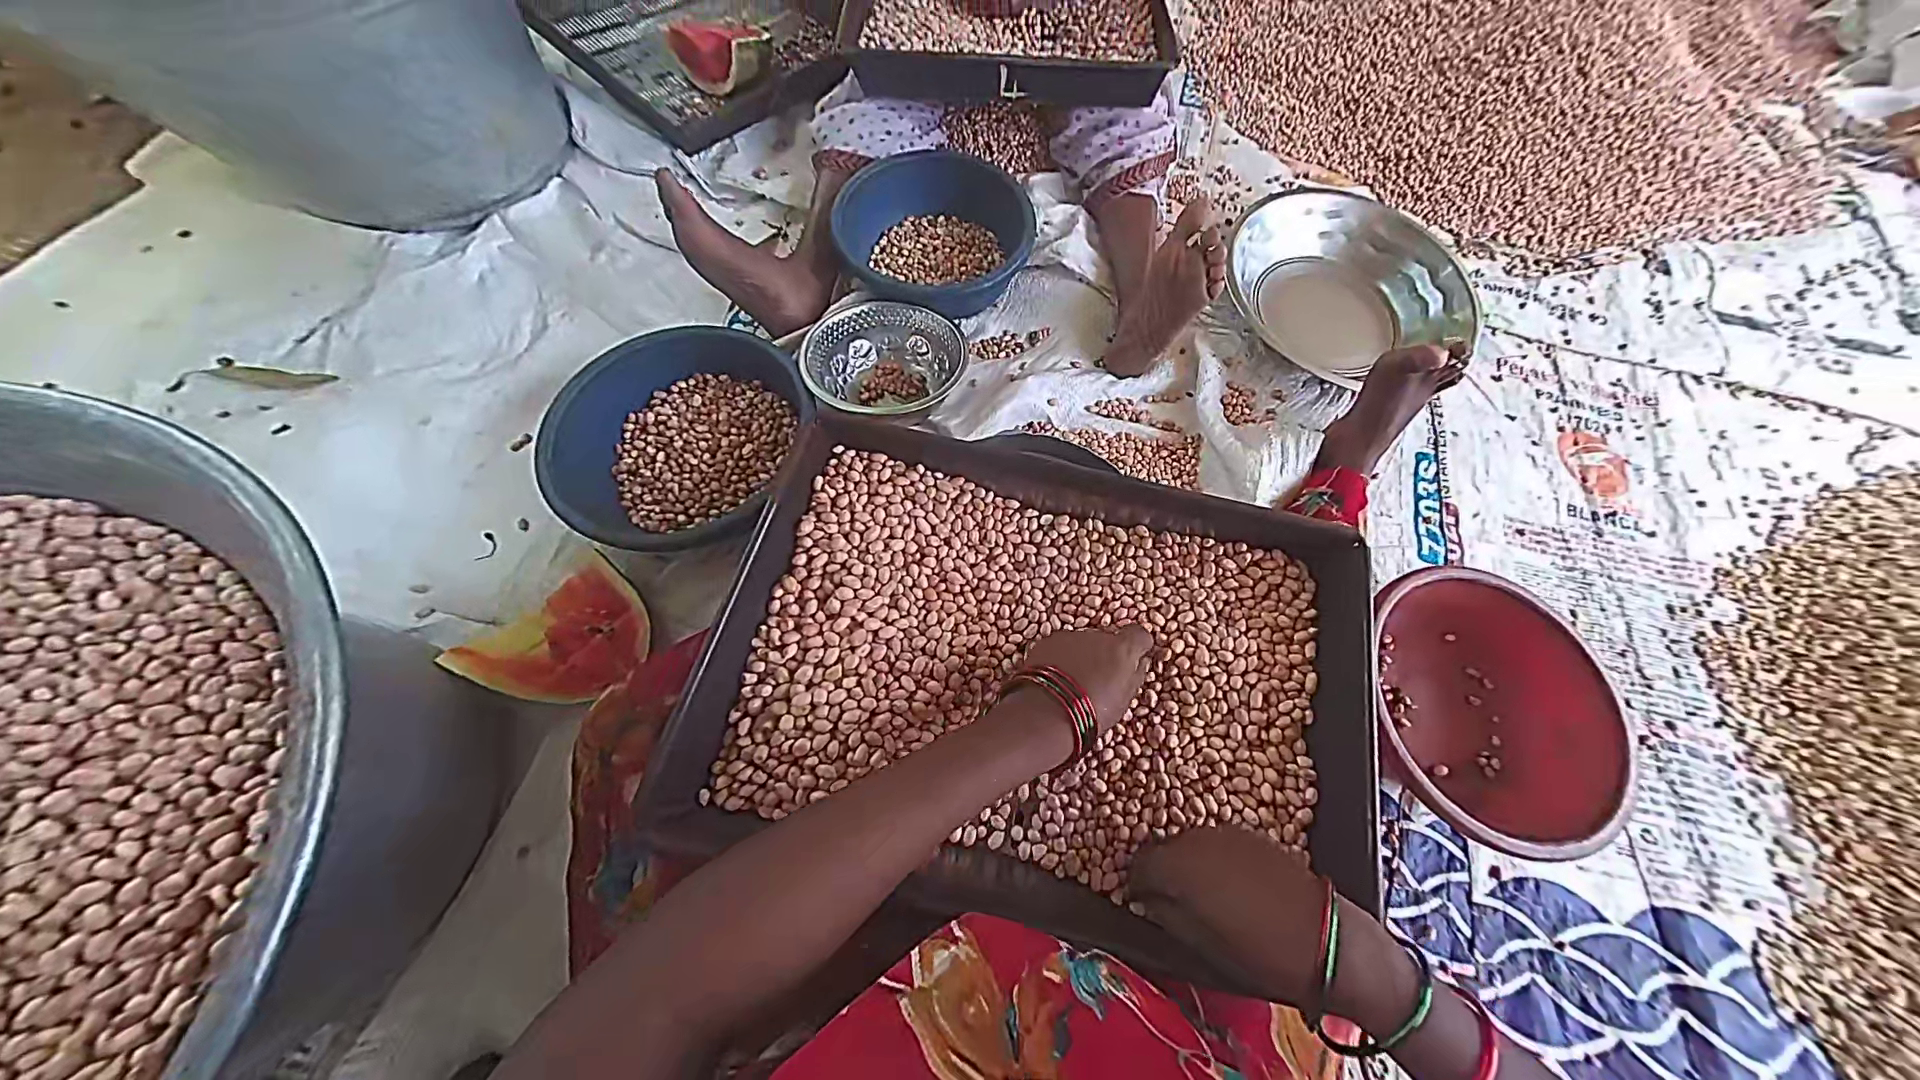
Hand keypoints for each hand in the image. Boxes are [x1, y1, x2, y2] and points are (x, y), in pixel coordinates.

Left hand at [1017, 625, 1153, 734]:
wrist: (1048, 711)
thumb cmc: (1092, 711)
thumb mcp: (1124, 700)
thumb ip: (1134, 675)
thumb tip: (1139, 662)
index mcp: (1122, 649)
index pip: (1139, 635)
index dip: (1138, 645)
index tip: (1136, 656)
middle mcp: (1097, 636)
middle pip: (1107, 639)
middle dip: (1105, 654)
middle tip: (1099, 680)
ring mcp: (1070, 637)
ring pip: (1081, 643)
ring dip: (1081, 656)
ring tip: (1074, 684)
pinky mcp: (1047, 642)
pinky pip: (1059, 647)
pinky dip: (1060, 658)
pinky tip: (1056, 680)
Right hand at [1129, 825, 1329, 1008]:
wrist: (1328, 941)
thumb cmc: (1260, 952)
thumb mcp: (1202, 945)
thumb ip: (1165, 915)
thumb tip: (1147, 901)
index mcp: (1178, 865)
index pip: (1139, 863)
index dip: (1135, 882)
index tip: (1139, 899)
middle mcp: (1196, 839)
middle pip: (1164, 848)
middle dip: (1162, 871)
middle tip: (1168, 899)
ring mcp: (1225, 833)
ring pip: (1190, 843)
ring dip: (1188, 863)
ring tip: (1201, 893)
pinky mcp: (1251, 835)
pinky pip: (1217, 843)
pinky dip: (1213, 858)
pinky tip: (1229, 884)